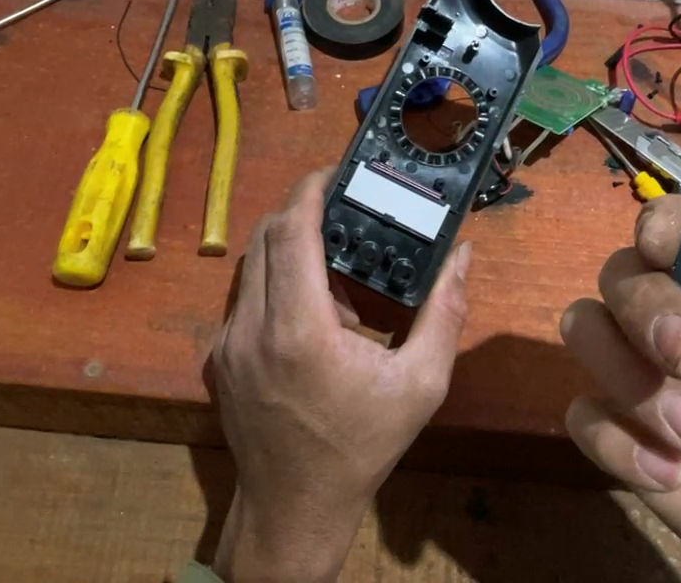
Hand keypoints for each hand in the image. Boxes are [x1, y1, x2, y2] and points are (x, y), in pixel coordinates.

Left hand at [207, 170, 471, 581]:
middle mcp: (251, 327)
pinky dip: (274, 278)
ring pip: (250, 262)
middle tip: (342, 204)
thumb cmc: (362, 445)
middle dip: (300, 208)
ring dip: (287, 244)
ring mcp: (226, 342)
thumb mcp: (421, 384)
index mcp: (299, 329)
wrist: (293, 509)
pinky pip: (244, 295)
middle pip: (265, 236)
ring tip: (332, 254)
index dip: (309, 190)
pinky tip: (310, 303)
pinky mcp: (218, 357)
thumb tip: (462, 254)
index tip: (335, 171)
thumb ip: (444, 312)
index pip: (290, 232)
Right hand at [561, 195, 680, 582]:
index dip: (663, 219)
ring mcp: (649, 376)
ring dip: (624, 372)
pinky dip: (616, 441)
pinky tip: (673, 477)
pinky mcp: (627, 437)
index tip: (664, 242)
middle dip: (646, 306)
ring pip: (583, 326)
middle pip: (621, 271)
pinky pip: (583, 416)